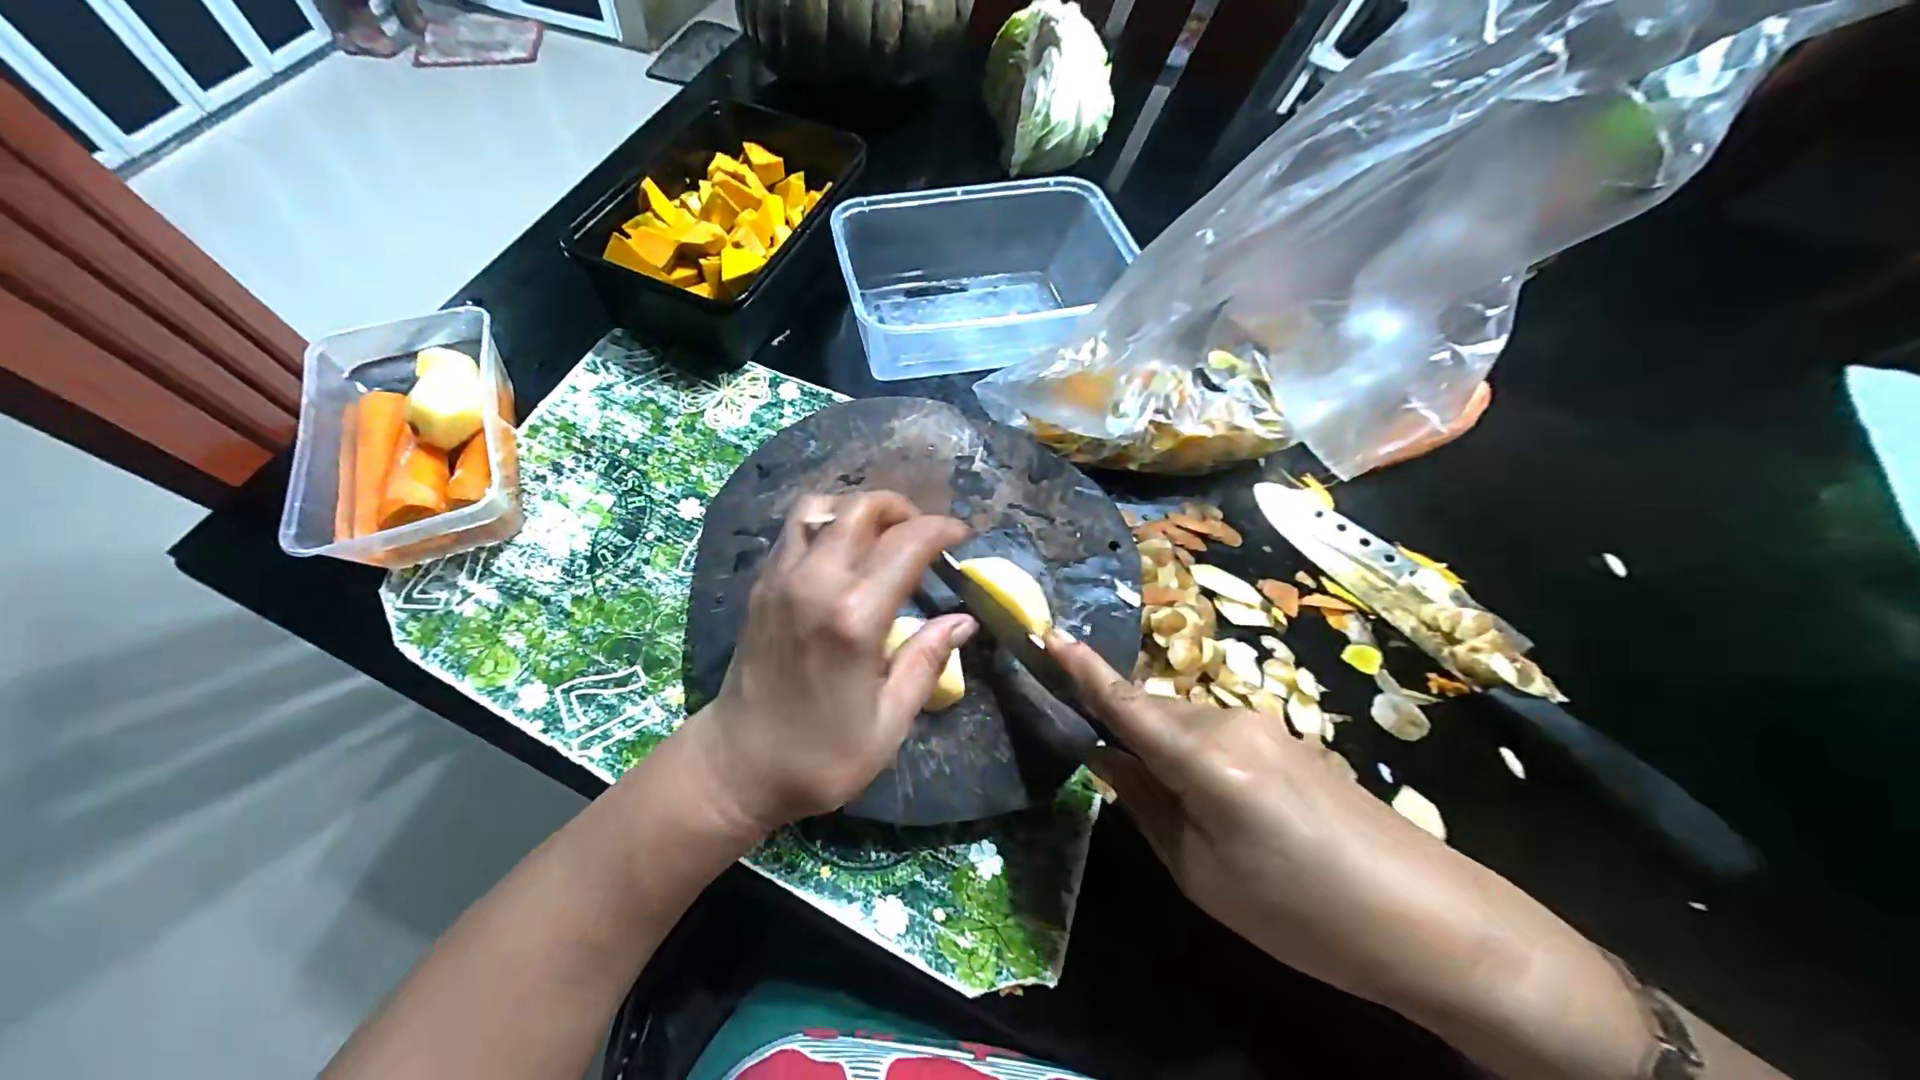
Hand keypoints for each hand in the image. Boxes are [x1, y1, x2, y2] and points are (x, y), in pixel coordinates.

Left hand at [684, 492, 974, 834]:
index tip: (962, 536)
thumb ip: (926, 661)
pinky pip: (795, 530)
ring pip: (819, 507)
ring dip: (858, 511)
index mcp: (854, 618)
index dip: (941, 529)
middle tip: (923, 536)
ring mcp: (780, 579)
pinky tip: (845, 557)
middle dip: (901, 508)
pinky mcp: (760, 586)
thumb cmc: (820, 757)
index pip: (906, 543)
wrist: (736, 768)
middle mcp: (814, 584)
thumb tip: (963, 620)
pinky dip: (827, 526)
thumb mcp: (889, 722)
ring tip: (882, 539)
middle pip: (860, 508)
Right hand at [1049, 632, 1654, 1079]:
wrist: (1431, 922)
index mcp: (1202, 757)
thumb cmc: (1301, 913)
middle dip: (1119, 725)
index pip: (1123, 702)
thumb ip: (1143, 805)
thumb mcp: (1201, 874)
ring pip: (1182, 721)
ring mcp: (1262, 725)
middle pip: (1152, 710)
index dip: (1080, 669)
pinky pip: (1214, 732)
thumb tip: (1105, 756)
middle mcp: (1229, 721)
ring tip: (1160, 800)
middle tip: (1098, 764)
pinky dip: (1189, 751)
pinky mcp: (1284, 739)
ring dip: (1157, 743)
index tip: (1045, 634)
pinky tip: (1203, 796)